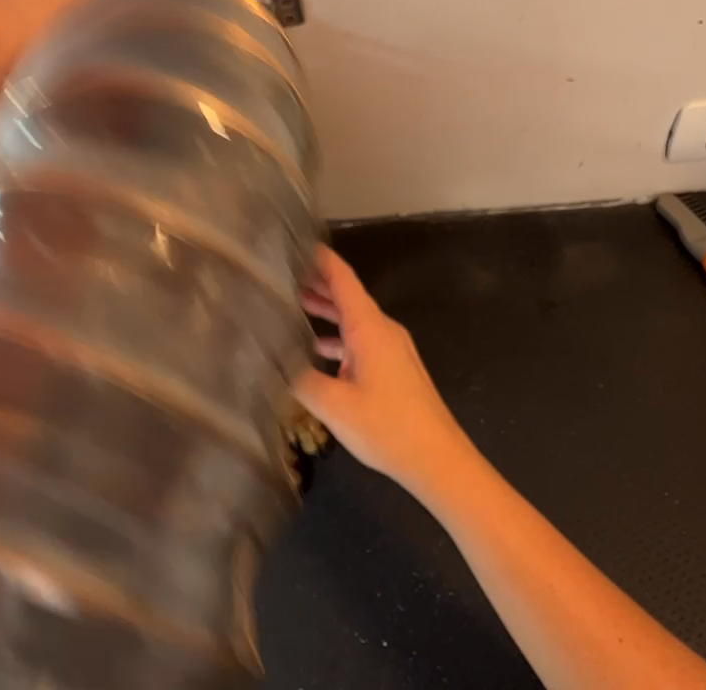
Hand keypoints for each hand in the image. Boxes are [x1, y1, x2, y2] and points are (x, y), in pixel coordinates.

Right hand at [295, 247, 470, 493]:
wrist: (440, 462)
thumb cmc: (387, 427)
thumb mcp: (332, 404)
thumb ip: (296, 377)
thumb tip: (265, 356)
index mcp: (369, 327)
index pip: (341, 277)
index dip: (318, 258)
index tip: (292, 243)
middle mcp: (382, 330)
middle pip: (345, 295)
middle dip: (313, 283)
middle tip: (277, 275)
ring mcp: (391, 350)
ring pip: (352, 320)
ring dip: (324, 311)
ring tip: (289, 305)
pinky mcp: (393, 369)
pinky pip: (360, 341)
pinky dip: (336, 337)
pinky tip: (314, 350)